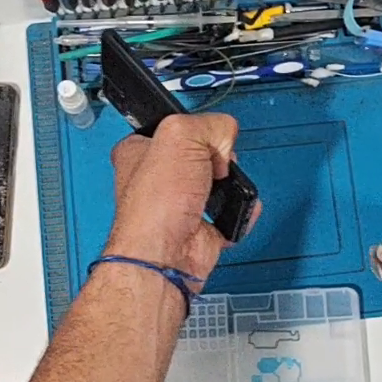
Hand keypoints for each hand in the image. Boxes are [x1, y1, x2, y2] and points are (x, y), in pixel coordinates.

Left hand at [105, 114, 256, 281]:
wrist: (166, 256)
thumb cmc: (156, 202)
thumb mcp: (181, 135)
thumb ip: (209, 124)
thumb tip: (225, 141)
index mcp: (140, 151)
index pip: (175, 127)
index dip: (196, 128)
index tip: (203, 136)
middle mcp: (157, 179)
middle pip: (203, 154)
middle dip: (218, 158)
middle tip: (214, 166)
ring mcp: (179, 205)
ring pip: (219, 183)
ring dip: (233, 184)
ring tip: (225, 189)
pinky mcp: (199, 228)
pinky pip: (231, 212)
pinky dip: (241, 211)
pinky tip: (239, 207)